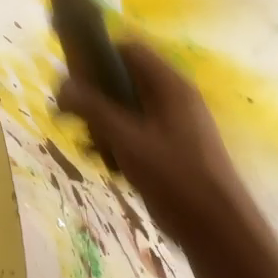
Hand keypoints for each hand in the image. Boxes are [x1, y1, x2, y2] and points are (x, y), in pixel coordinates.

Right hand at [57, 42, 254, 248]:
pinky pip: (135, 132)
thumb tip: (62, 84)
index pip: (129, 50)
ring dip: (103, 123)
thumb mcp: (127, 139)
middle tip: (72, 117)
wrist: (216, 227)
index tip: (70, 76)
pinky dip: (117, 141)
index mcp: (169, 86)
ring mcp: (173, 124)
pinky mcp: (170, 148)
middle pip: (125, 80)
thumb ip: (93, 109)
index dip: (98, 56)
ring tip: (90, 146)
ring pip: (127, 109)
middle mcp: (173, 98)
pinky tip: (106, 163)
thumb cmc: (174, 176)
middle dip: (94, 97)